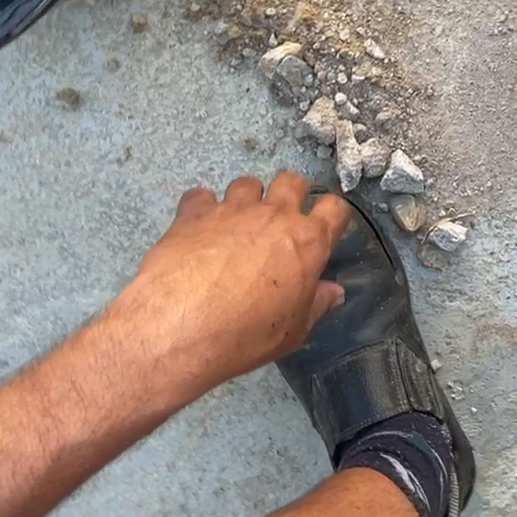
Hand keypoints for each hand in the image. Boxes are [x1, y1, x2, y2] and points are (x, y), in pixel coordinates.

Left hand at [96, 173, 350, 404]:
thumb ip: (317, 304)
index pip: (336, 208)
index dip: (333, 215)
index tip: (325, 228)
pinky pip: (200, 196)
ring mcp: (234, 210)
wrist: (181, 329)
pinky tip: (197, 228)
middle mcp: (276, 215)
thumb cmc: (248, 335)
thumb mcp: (294, 331)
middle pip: (292, 181)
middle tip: (281, 218)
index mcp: (309, 241)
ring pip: (248, 183)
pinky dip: (201, 208)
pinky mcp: (194, 213)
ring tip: (236, 223)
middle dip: (291, 193)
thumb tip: (334, 292)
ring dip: (247, 199)